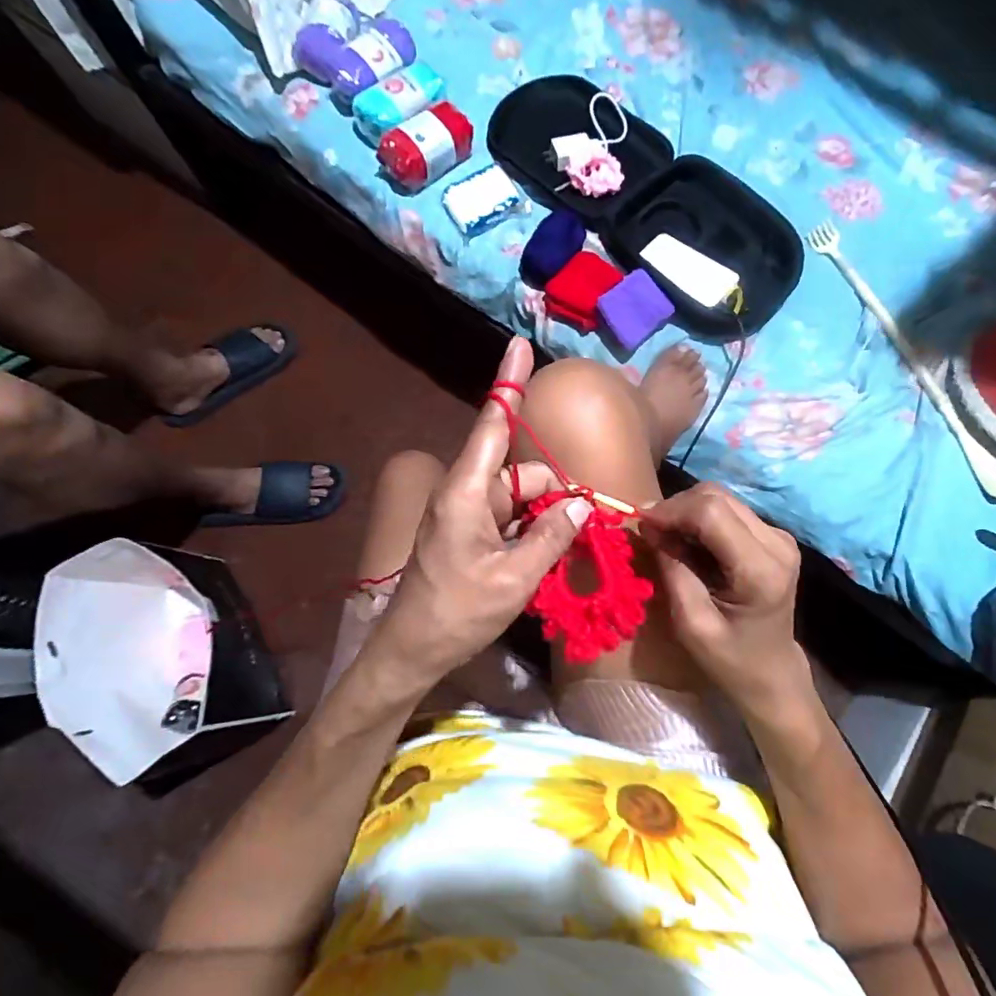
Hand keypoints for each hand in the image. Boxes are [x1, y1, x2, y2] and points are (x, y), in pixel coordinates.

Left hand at [365, 338, 591, 687]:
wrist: (413, 650)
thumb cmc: (459, 613)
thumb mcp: (515, 578)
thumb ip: (552, 535)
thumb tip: (582, 502)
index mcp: (466, 492)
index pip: (491, 425)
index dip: (508, 384)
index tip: (519, 346)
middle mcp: (464, 492)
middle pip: (521, 473)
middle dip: (553, 493)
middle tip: (580, 530)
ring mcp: (465, 513)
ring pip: (519, 498)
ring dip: (544, 519)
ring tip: (556, 557)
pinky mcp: (468, 532)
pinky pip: (510, 517)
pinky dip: (530, 531)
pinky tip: (542, 560)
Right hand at [640, 483, 805, 708]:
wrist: (771, 673)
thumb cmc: (729, 659)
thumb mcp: (690, 623)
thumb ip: (672, 570)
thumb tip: (649, 526)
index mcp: (760, 570)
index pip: (711, 513)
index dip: (671, 510)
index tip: (641, 524)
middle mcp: (777, 543)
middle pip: (716, 497)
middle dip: (675, 508)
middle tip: (649, 532)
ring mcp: (778, 536)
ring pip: (720, 498)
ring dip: (686, 512)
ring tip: (666, 538)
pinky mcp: (772, 535)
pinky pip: (727, 510)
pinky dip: (699, 518)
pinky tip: (687, 542)